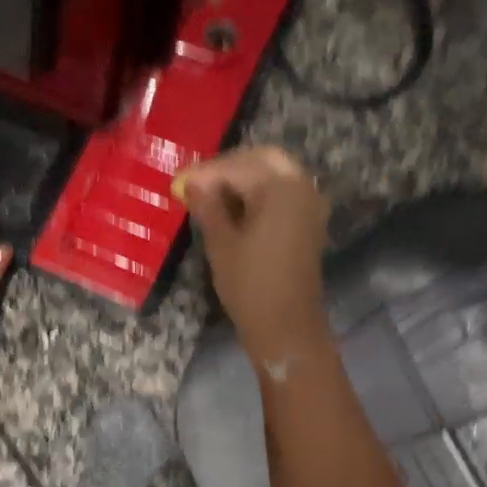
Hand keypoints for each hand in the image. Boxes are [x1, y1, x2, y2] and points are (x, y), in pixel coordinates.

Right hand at [175, 147, 332, 360]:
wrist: (286, 326)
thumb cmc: (250, 286)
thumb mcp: (222, 244)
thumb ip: (208, 208)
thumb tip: (193, 185)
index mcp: (280, 189)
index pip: (238, 166)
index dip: (205, 172)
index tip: (178, 182)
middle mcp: (301, 187)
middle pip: (263, 160)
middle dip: (228, 168)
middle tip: (197, 184)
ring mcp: (309, 205)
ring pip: (274, 175)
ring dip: (243, 180)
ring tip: (210, 197)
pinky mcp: (308, 222)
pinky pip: (282, 194)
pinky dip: (258, 194)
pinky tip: (233, 210)